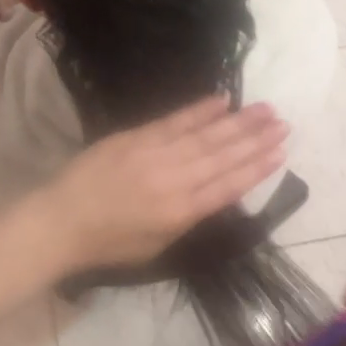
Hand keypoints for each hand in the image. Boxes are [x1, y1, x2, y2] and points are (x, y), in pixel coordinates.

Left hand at [33, 95, 288, 273]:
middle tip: (284, 123)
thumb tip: (216, 194)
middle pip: (223, 156)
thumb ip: (188, 219)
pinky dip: (200, 110)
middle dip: (256, 139)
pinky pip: (174, 121)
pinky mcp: (136, 137)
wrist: (61, 221)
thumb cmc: (108, 243)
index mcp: (181, 213)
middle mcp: (174, 180)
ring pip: (205, 135)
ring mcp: (155, 154)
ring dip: (238, 121)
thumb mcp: (156, 245)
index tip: (281, 152)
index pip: (228, 186)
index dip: (257, 168)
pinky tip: (222, 99)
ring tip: (265, 108)